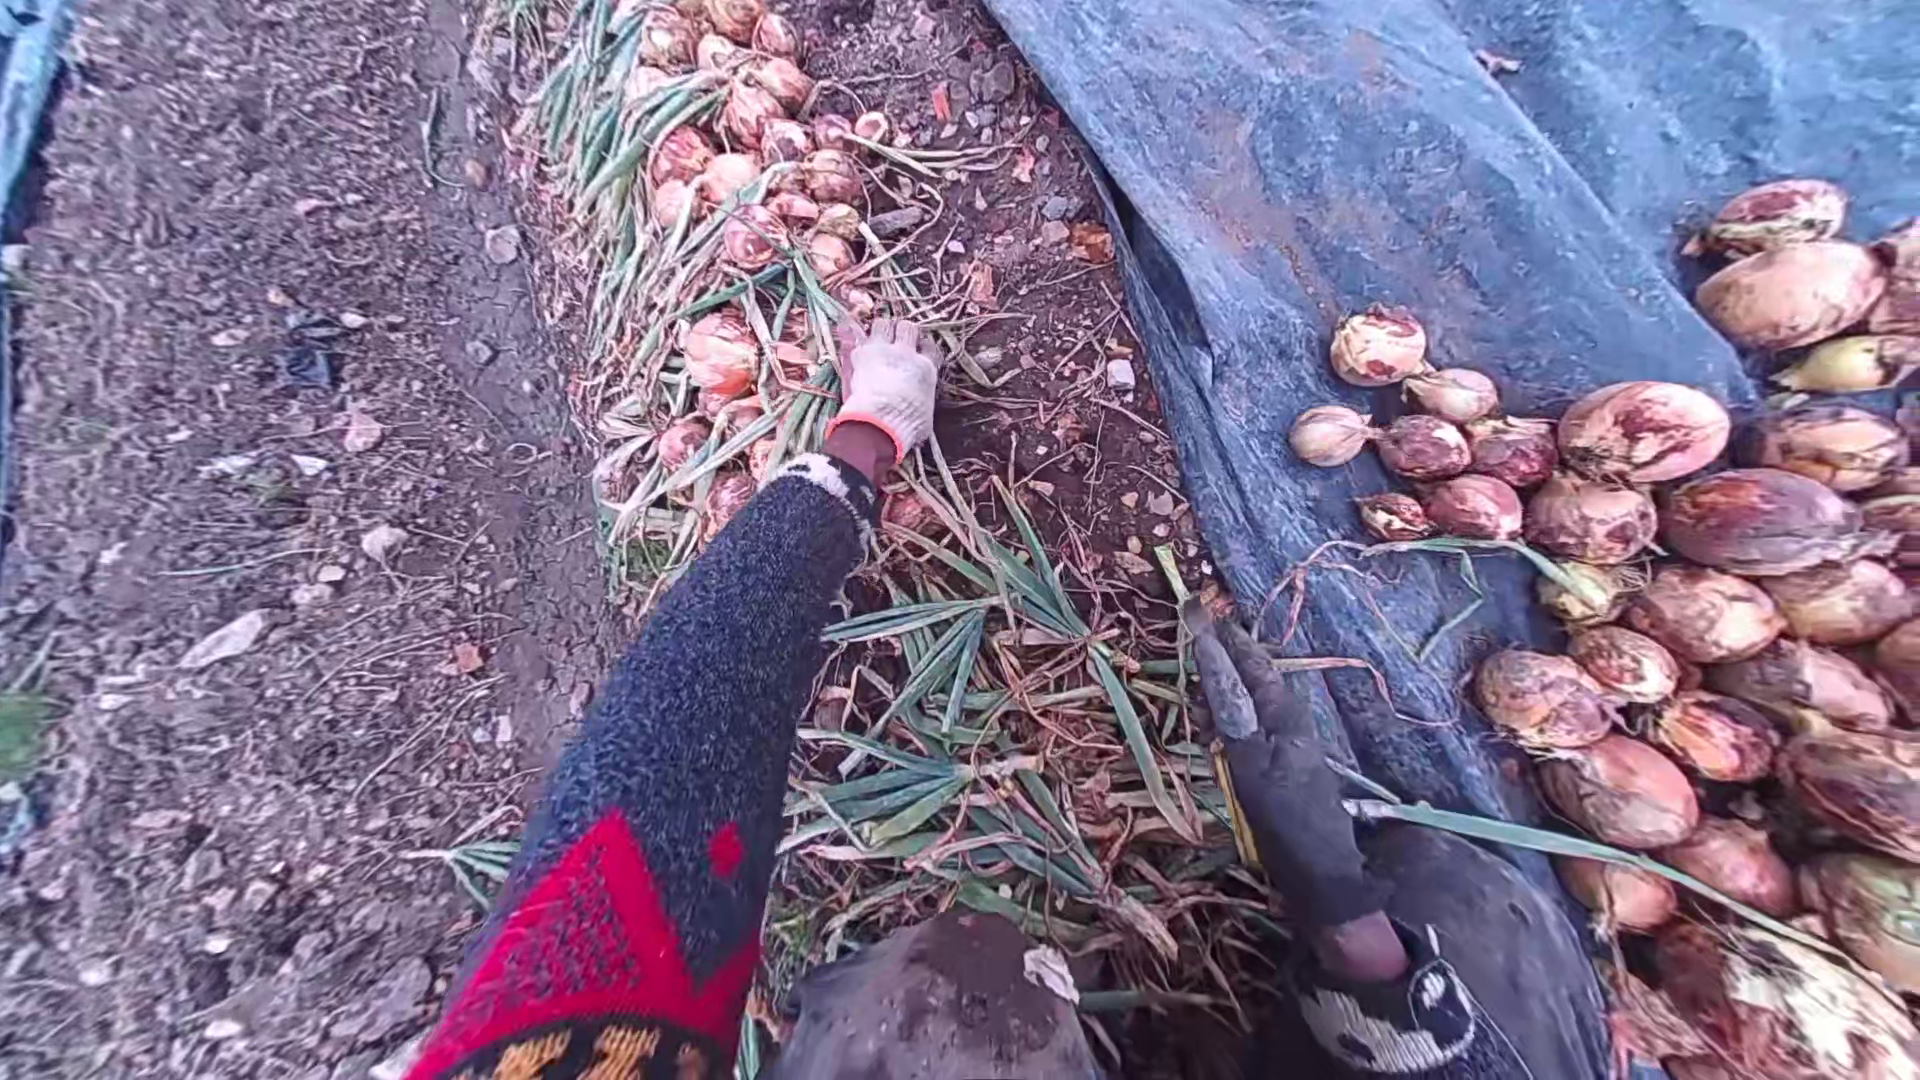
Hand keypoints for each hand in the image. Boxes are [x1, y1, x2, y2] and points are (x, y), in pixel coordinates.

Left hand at [828, 317, 941, 465]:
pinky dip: (851, 333)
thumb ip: (923, 403)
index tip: (918, 354)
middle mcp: (906, 354)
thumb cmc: (906, 427)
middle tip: (896, 343)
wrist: (880, 424)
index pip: (930, 348)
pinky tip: (848, 333)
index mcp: (926, 370)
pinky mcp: (860, 353)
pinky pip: (854, 333)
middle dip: (902, 332)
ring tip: (876, 340)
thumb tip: (921, 406)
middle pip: (908, 328)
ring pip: (883, 324)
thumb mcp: (924, 418)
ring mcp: (882, 350)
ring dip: (880, 330)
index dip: (923, 348)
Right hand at [1186, 601, 1384, 932]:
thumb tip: (1214, 668)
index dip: (1219, 638)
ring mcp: (1285, 736)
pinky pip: (1248, 719)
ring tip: (1199, 714)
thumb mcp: (1249, 764)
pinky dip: (1225, 717)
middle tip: (1192, 656)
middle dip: (1219, 660)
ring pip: (1246, 696)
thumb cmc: (1283, 818)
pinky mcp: (1281, 755)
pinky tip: (1213, 736)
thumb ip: (1230, 713)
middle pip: (1248, 673)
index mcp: (1282, 712)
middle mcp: (1287, 716)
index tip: (1196, 612)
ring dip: (1218, 693)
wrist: (1321, 871)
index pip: (1244, 663)